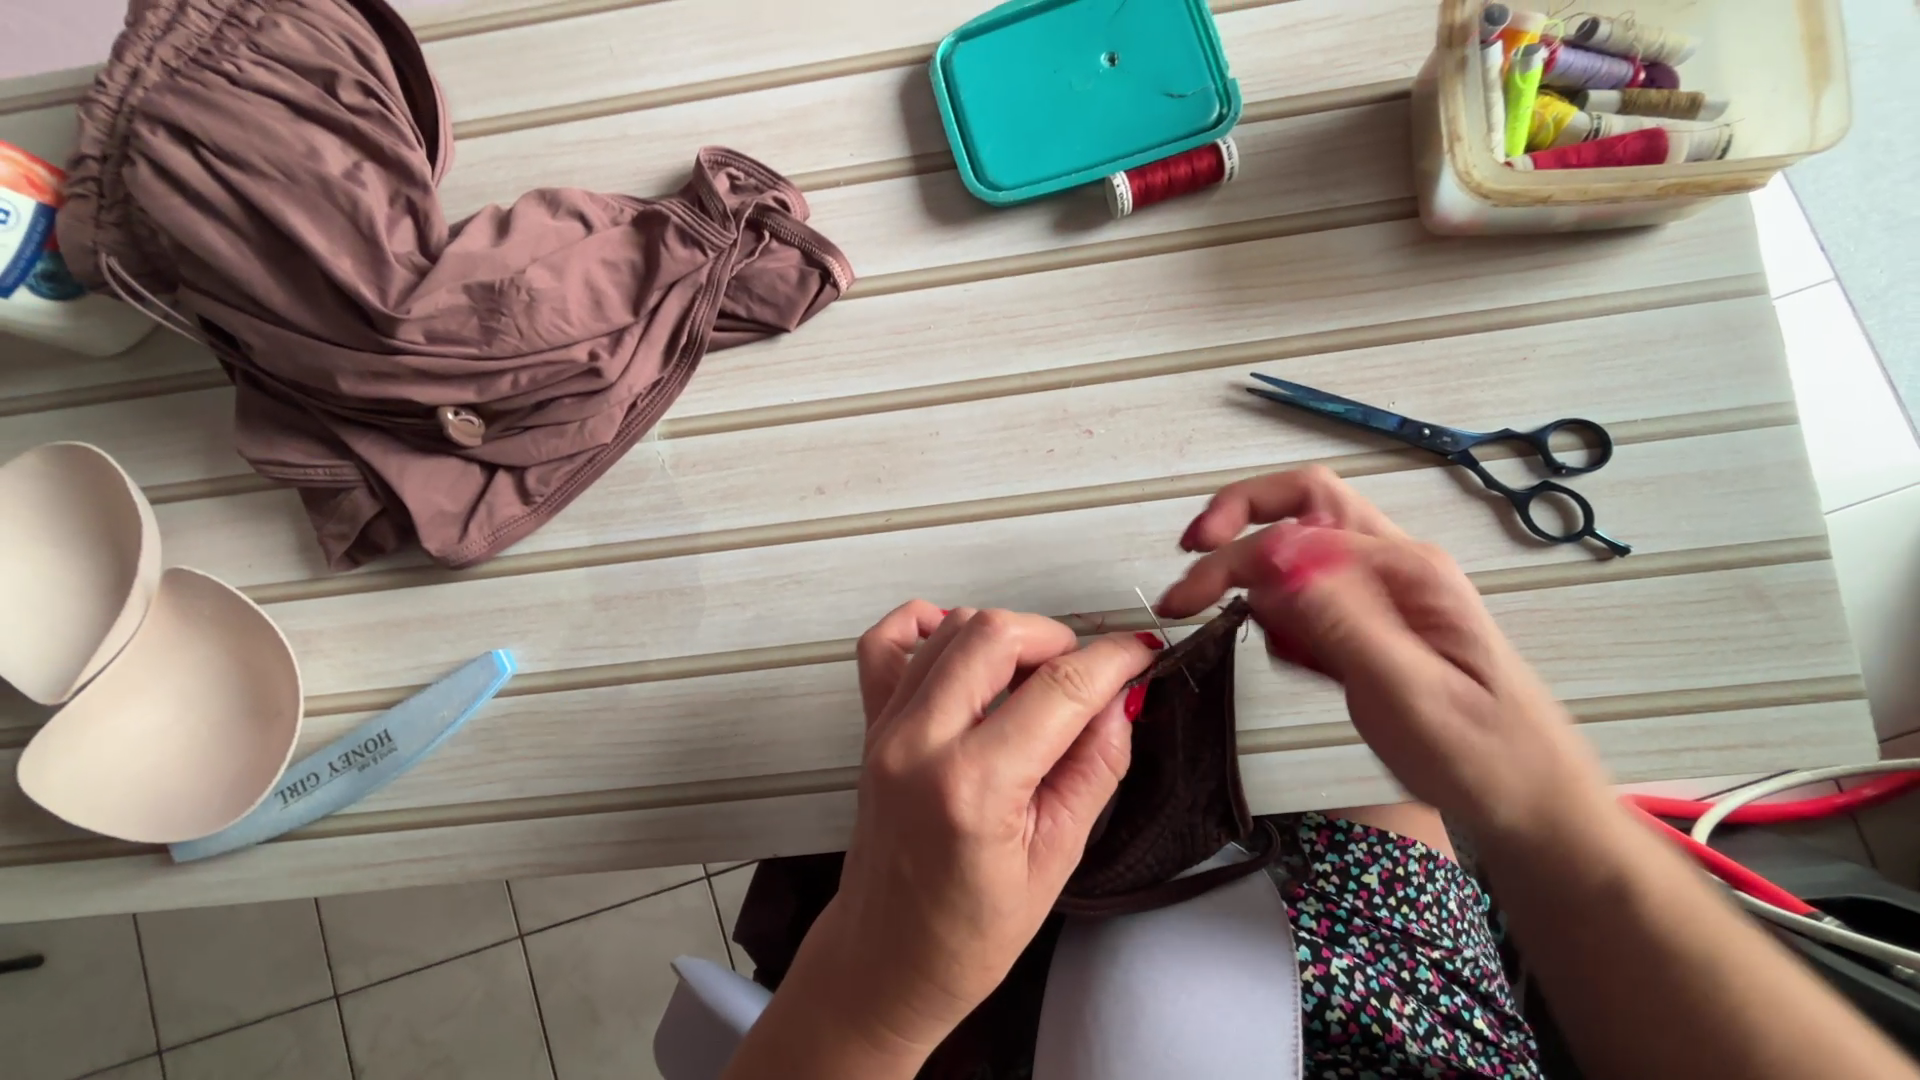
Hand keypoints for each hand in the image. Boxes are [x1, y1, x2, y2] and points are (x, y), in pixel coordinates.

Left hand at [790, 602, 1156, 1067]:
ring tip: (1033, 680)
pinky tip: (963, 650)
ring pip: (951, 626)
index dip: (1113, 661)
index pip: (1059, 688)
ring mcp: (887, 728)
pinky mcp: (871, 725)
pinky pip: (888, 640)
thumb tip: (1121, 699)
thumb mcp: (1057, 858)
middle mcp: (919, 743)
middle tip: (1086, 676)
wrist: (887, 959)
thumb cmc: (966, 934)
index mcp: (972, 787)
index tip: (1139, 655)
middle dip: (1057, 640)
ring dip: (1006, 637)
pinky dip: (930, 625)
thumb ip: (1095, 765)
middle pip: (996, 633)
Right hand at [1156, 467, 1606, 834]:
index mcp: (1407, 571)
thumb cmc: (1483, 755)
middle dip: (1238, 517)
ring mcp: (1381, 591)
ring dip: (1258, 573)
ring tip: (1248, 626)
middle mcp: (1393, 565)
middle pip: (1304, 504)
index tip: (1184, 598)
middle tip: (1190, 554)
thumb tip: (1272, 556)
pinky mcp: (1368, 622)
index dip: (1232, 556)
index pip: (1298, 533)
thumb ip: (1340, 617)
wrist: (1531, 803)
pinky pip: (1308, 596)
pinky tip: (1295, 658)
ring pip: (1299, 547)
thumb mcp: (1409, 690)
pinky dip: (1282, 614)